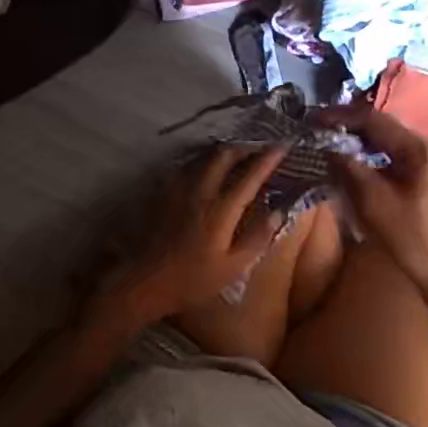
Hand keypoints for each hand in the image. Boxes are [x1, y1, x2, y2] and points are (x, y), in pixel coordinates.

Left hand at [104, 145, 287, 325]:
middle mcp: (200, 190)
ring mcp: (179, 188)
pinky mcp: (164, 191)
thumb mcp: (232, 267)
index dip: (269, 157)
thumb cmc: (192, 279)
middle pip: (225, 154)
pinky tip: (208, 168)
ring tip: (239, 153)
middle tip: (261, 147)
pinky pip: (188, 165)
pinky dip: (205, 160)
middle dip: (246, 146)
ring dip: (225, 151)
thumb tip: (279, 211)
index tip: (284, 145)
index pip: (251, 175)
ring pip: (205, 156)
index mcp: (221, 209)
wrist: (143, 281)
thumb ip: (258, 236)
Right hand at [322, 107, 427, 317]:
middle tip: (320, 130)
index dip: (341, 116)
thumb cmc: (412, 238)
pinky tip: (357, 164)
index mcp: (421, 148)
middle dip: (351, 127)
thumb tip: (329, 148)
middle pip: (385, 128)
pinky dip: (375, 157)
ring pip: (391, 143)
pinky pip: (399, 157)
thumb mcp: (373, 202)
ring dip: (362, 142)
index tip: (314, 119)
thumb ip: (350, 168)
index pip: (375, 120)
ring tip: (333, 145)